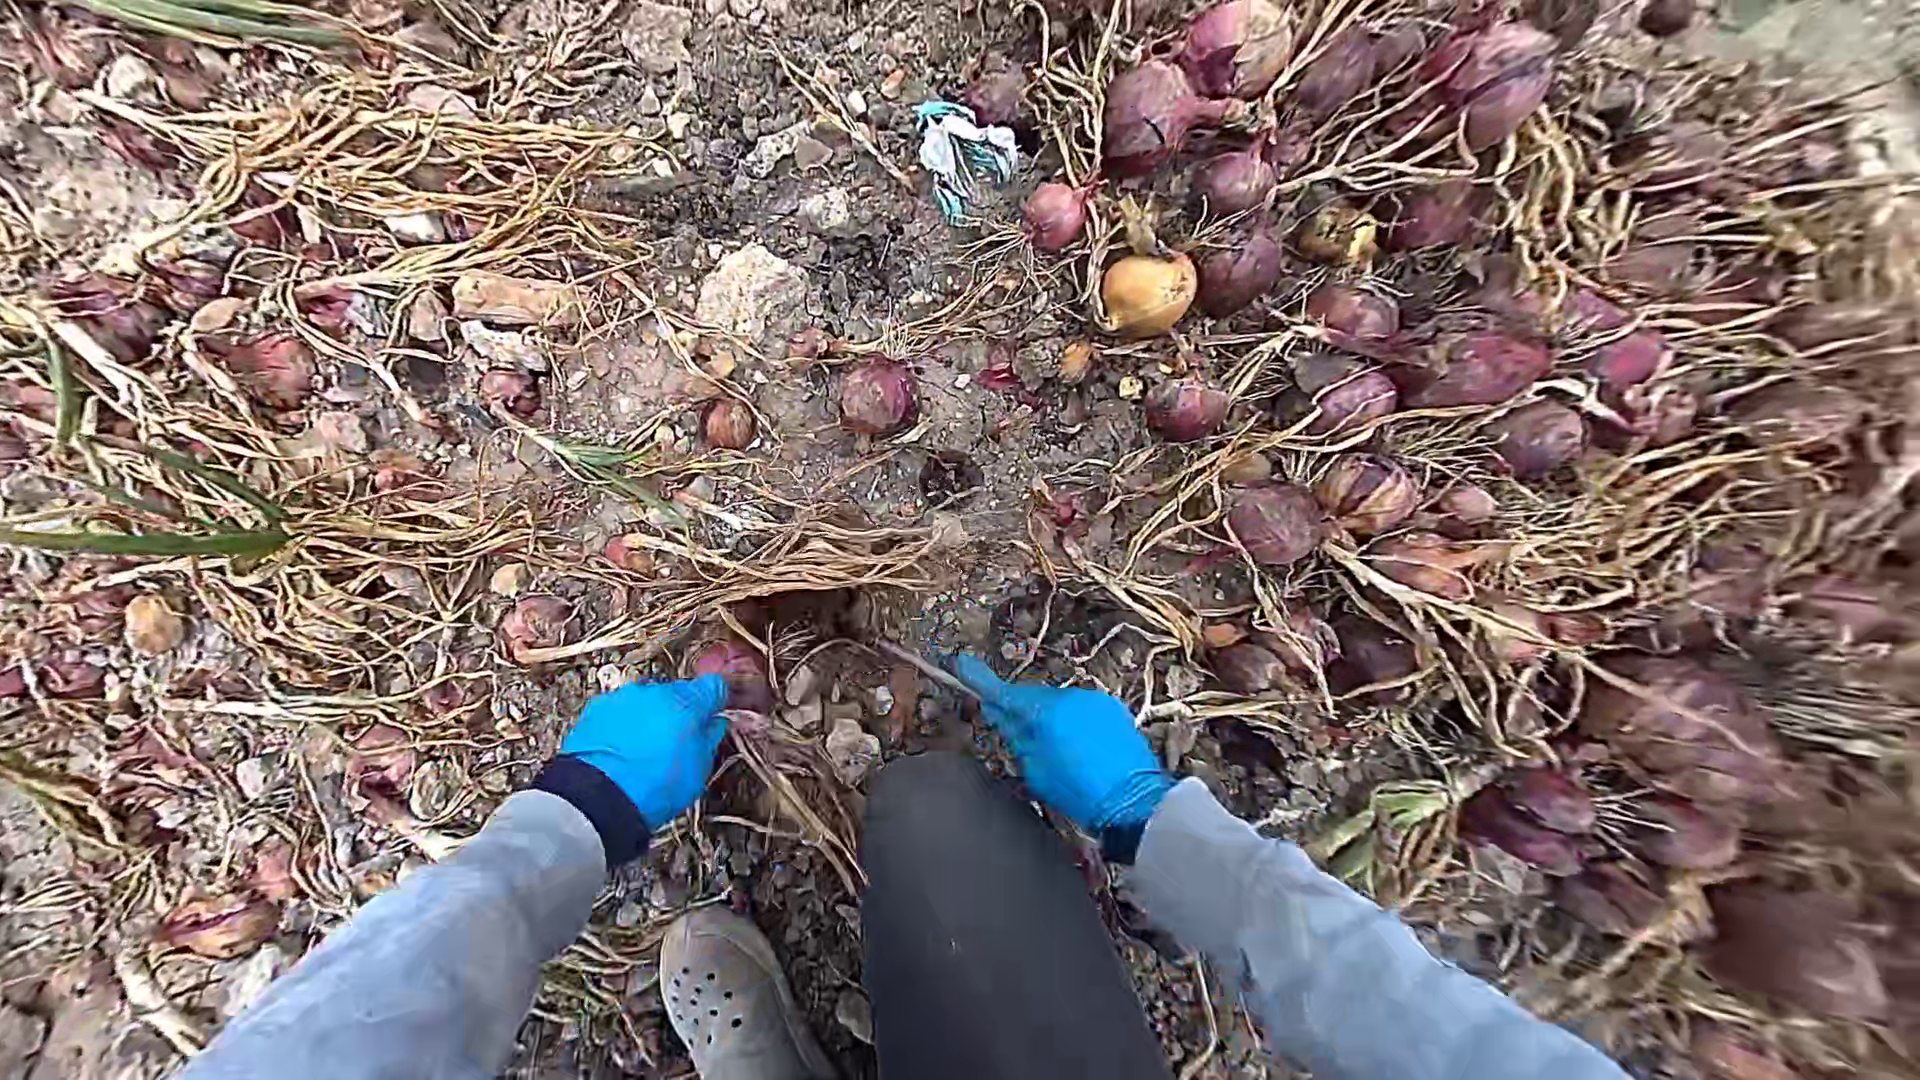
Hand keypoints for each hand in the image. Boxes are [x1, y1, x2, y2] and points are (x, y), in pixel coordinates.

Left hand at [560, 675, 728, 829]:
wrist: (598, 800)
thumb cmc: (651, 788)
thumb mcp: (700, 768)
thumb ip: (709, 738)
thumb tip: (712, 728)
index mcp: (689, 702)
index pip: (714, 686)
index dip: (715, 701)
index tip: (711, 714)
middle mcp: (657, 691)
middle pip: (678, 692)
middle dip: (679, 711)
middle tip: (677, 741)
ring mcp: (625, 698)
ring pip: (647, 700)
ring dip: (650, 717)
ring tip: (645, 750)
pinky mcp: (596, 710)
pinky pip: (618, 710)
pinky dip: (622, 725)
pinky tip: (623, 751)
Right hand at [951, 655, 1172, 833]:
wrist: (1136, 803)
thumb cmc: (1080, 793)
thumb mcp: (1036, 771)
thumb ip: (1018, 738)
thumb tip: (1004, 717)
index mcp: (1047, 712)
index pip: (1007, 694)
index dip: (982, 682)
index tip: (962, 664)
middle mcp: (1071, 697)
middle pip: (1033, 699)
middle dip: (1023, 713)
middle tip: (1017, 736)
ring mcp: (1094, 700)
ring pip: (1058, 703)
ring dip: (1050, 718)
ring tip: (1056, 750)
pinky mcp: (1112, 709)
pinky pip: (1080, 709)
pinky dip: (1072, 721)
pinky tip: (1078, 746)